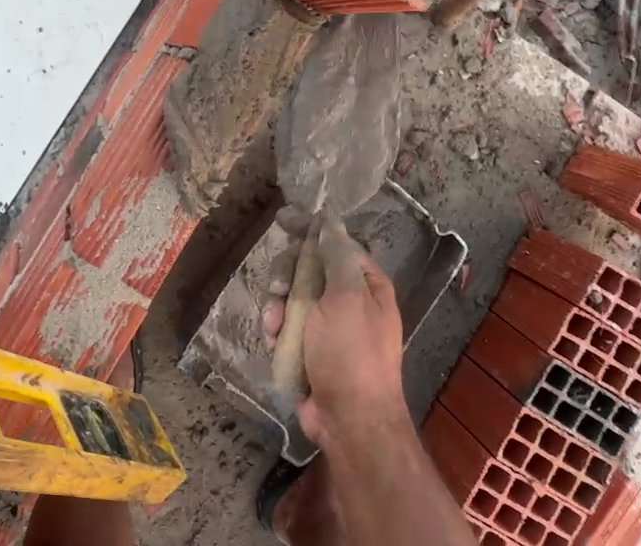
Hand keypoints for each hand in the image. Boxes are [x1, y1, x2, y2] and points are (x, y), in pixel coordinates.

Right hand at [263, 211, 405, 449]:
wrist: (350, 420)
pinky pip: (286, 325)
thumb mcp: (347, 296)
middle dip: (287, 275)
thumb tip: (329, 222)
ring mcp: (327, 326)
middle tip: (277, 288)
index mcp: (365, 283)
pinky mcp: (309, 348)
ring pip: (291, 297)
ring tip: (275, 327)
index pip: (334, 242)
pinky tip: (275, 342)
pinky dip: (278, 331)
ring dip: (278, 307)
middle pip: (308, 267)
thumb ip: (335, 255)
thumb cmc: (353, 352)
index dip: (309, 228)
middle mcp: (348, 300)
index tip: (281, 219)